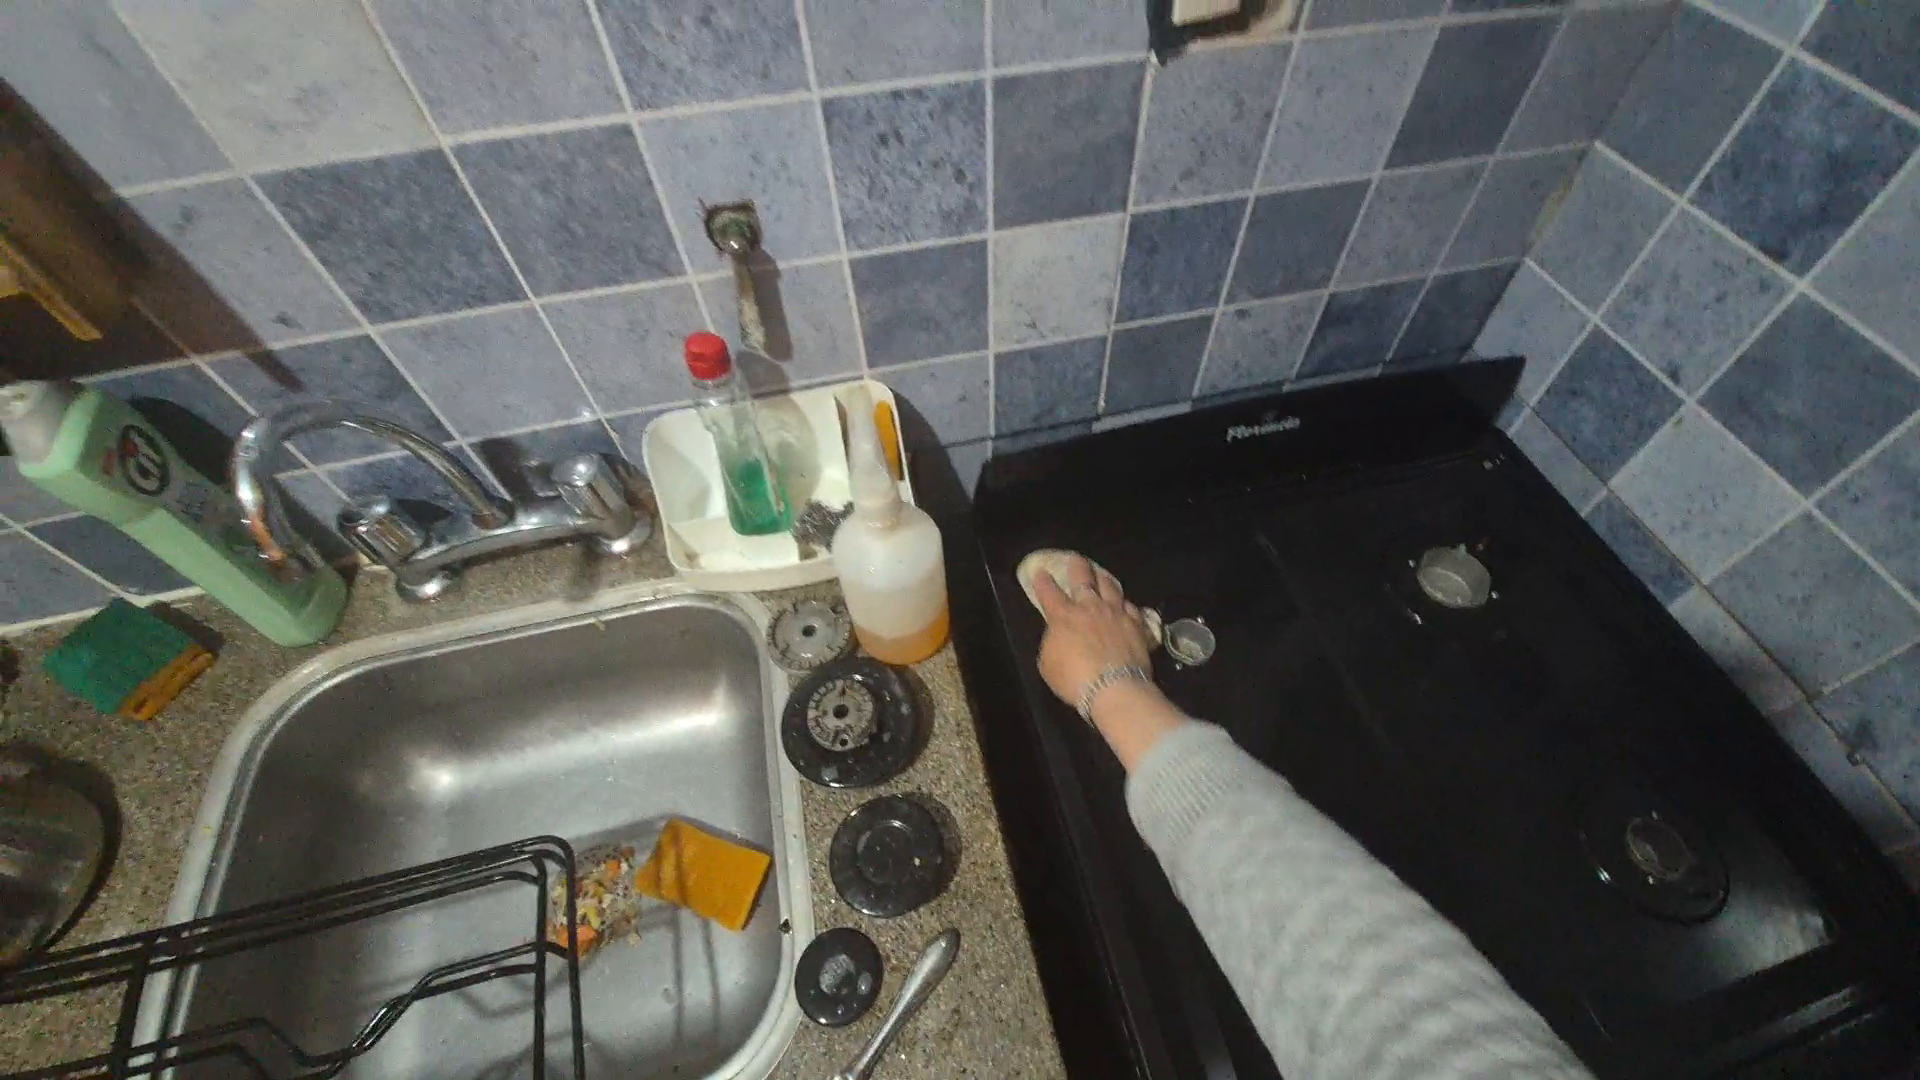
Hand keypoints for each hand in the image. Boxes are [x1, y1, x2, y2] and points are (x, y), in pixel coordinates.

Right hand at [1032, 555, 1154, 708]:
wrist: (1114, 688)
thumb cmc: (1074, 679)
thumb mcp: (1048, 663)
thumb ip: (1052, 643)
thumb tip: (1057, 635)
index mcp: (1063, 616)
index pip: (1049, 592)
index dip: (1043, 581)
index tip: (1040, 571)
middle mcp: (1090, 608)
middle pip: (1083, 579)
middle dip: (1077, 566)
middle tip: (1075, 558)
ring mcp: (1116, 614)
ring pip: (1110, 587)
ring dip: (1104, 579)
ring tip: (1101, 575)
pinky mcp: (1136, 625)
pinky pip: (1132, 608)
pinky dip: (1126, 605)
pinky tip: (1126, 605)